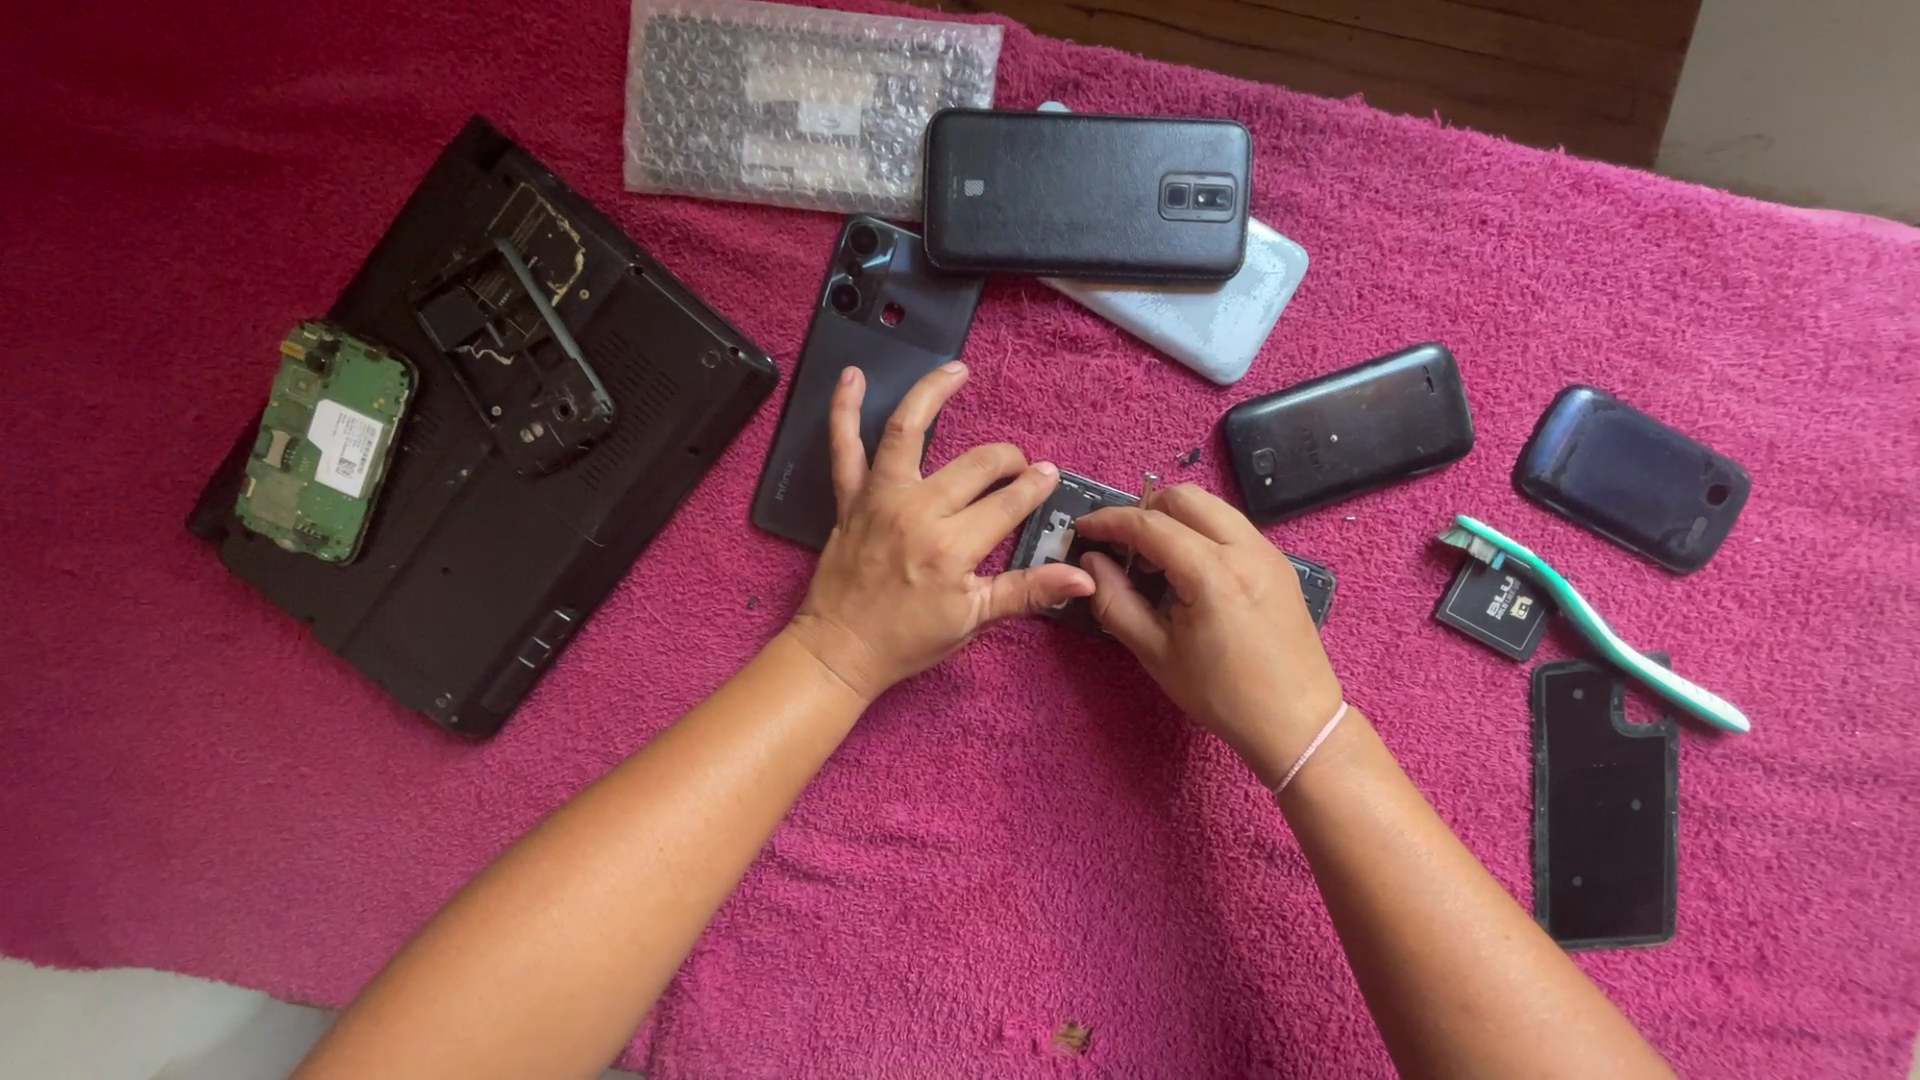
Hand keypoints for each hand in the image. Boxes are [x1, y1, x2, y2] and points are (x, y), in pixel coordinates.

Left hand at [785, 362, 1094, 701]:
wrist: (841, 650)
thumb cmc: (908, 639)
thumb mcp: (973, 619)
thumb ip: (1027, 591)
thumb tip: (1082, 580)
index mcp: (953, 546)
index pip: (1009, 501)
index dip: (1035, 485)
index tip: (1048, 476)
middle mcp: (918, 511)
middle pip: (975, 464)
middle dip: (1006, 457)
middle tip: (1019, 462)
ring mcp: (881, 498)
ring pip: (906, 431)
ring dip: (933, 393)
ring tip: (957, 369)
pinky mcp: (850, 498)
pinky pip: (843, 447)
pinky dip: (844, 409)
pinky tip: (852, 377)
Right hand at [1074, 485, 1343, 786]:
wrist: (1296, 722)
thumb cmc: (1223, 695)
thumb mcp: (1156, 653)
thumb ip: (1115, 602)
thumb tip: (1090, 563)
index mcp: (1213, 574)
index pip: (1150, 525)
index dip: (1110, 521)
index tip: (1084, 527)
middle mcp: (1246, 550)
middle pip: (1183, 497)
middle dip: (1144, 510)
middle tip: (1122, 545)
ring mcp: (1268, 552)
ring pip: (1211, 506)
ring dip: (1173, 518)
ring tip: (1153, 558)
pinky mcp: (1278, 562)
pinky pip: (1230, 526)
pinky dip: (1199, 531)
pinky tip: (1186, 570)